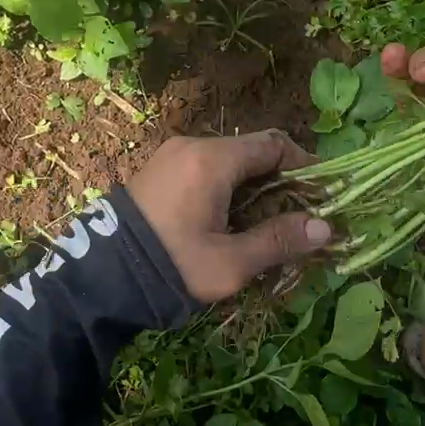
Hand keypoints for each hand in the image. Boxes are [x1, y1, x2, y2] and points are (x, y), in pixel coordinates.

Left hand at [126, 130, 333, 302]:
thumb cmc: (171, 267)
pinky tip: (233, 221)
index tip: (323, 197)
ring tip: (268, 224)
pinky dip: (227, 188)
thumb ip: (279, 240)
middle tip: (299, 216)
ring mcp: (170, 156)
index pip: (274, 146)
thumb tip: (326, 227)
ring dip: (254, 186)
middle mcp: (191, 146)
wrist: (98, 279)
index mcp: (211, 159)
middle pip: (251, 151)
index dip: (305, 168)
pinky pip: (204, 169)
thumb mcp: (230, 263)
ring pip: (228, 161)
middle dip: (281, 180)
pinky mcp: (158, 172)